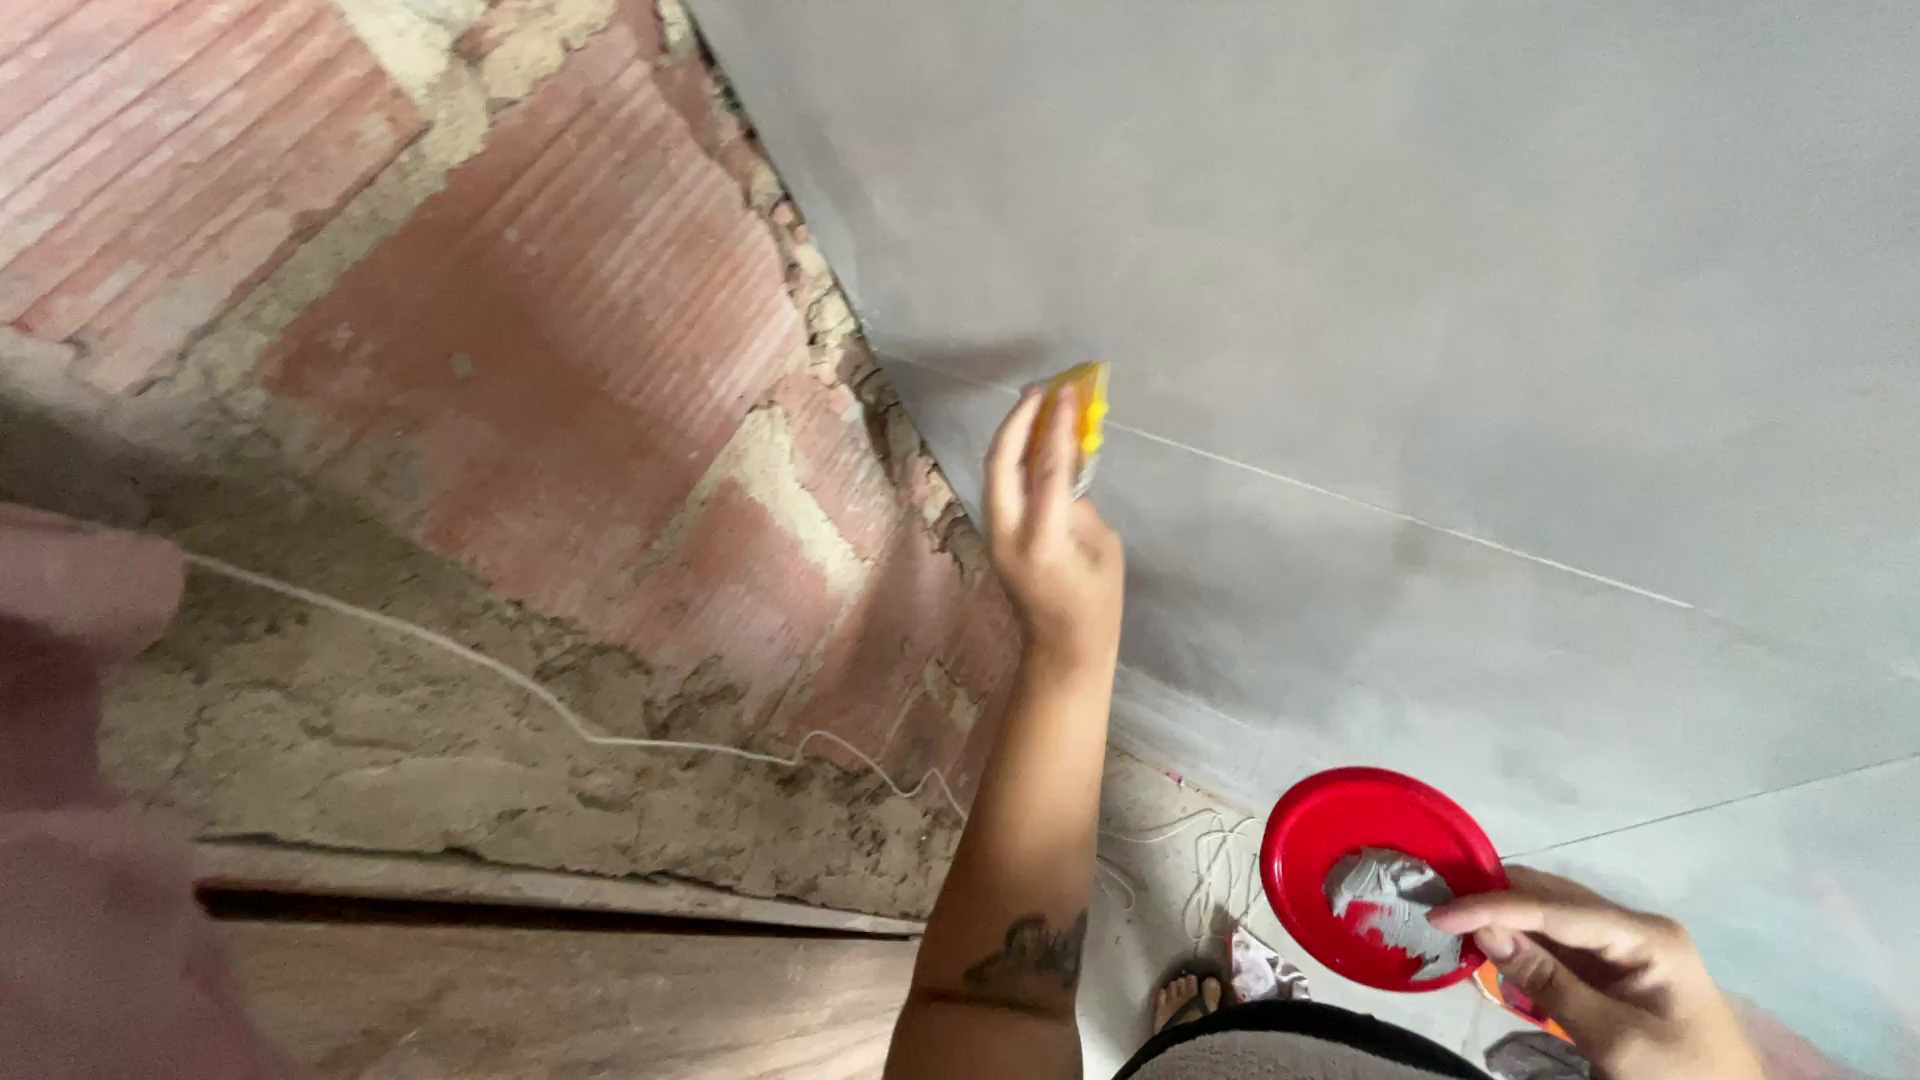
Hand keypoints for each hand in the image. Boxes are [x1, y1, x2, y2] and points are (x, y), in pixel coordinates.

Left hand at [983, 383, 1124, 670]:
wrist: (1061, 649)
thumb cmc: (1096, 606)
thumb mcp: (1103, 549)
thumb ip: (1079, 505)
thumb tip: (1061, 471)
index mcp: (1043, 539)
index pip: (1047, 468)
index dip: (1057, 425)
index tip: (1068, 391)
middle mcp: (1008, 533)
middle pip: (1000, 462)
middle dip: (1017, 420)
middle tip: (1041, 390)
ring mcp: (994, 536)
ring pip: (994, 472)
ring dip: (1012, 436)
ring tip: (1035, 405)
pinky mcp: (994, 537)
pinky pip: (1001, 488)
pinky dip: (1013, 459)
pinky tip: (1032, 442)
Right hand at [1430, 867, 1762, 1079]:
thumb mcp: (1617, 1042)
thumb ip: (1549, 983)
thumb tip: (1483, 932)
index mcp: (1647, 937)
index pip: (1552, 907)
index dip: (1490, 906)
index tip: (1437, 914)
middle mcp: (1633, 927)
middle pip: (1546, 896)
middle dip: (1489, 899)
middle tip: (1435, 907)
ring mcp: (1622, 945)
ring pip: (1543, 911)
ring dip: (1497, 915)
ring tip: (1450, 919)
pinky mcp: (1609, 965)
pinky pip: (1551, 938)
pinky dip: (1514, 936)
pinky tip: (1484, 939)